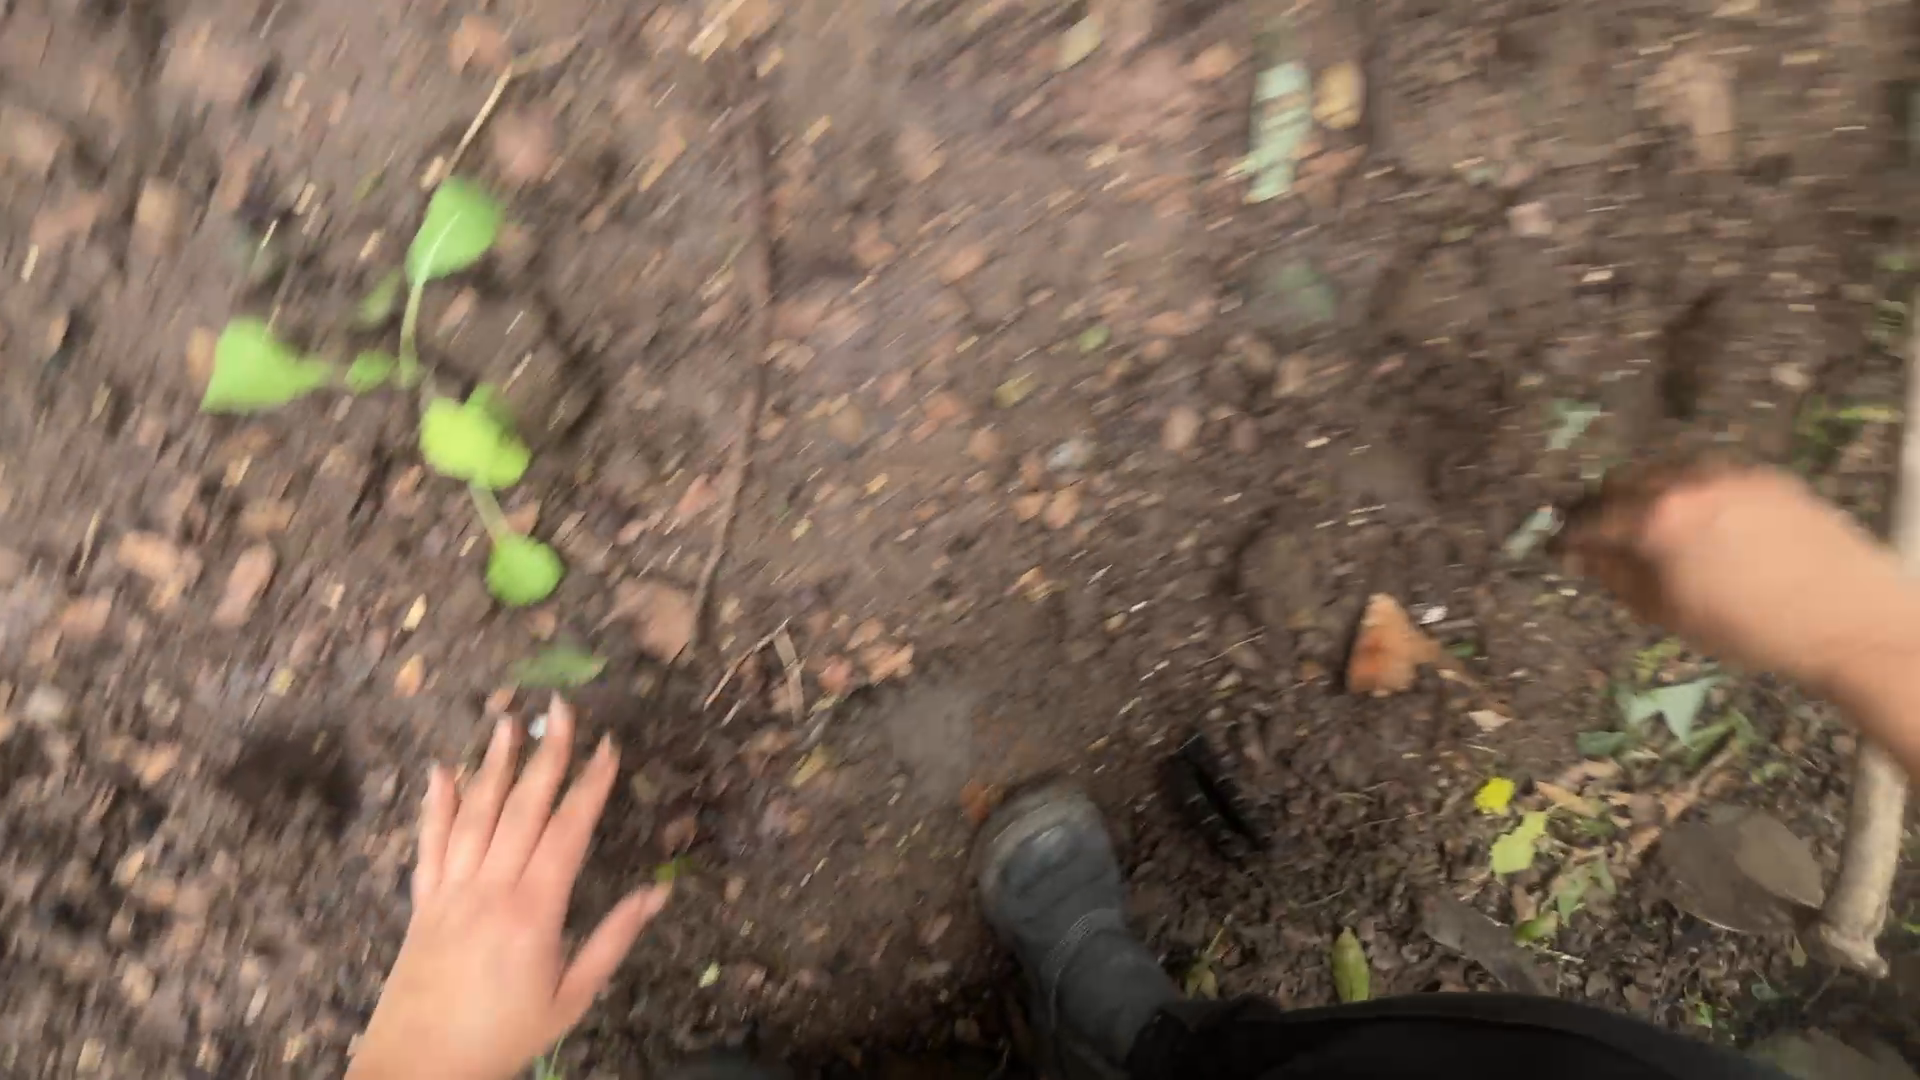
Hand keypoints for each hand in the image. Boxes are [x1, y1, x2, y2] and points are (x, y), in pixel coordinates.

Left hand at [347, 698, 669, 1079]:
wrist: (415, 1077)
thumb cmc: (504, 1035)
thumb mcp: (572, 996)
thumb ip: (614, 938)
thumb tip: (659, 891)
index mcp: (534, 909)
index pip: (569, 829)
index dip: (592, 783)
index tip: (610, 744)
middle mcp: (491, 888)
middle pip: (523, 807)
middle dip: (547, 753)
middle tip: (560, 709)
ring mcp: (450, 892)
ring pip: (475, 815)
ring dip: (493, 764)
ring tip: (506, 721)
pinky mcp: (421, 903)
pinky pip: (428, 846)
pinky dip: (434, 806)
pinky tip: (440, 771)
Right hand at [1557, 461, 1919, 699]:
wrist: (1857, 627)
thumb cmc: (1746, 628)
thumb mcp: (1663, 610)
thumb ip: (1614, 576)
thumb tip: (1584, 556)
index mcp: (1653, 521)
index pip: (1589, 521)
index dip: (1568, 538)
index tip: (1562, 552)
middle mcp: (1687, 487)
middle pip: (1622, 482)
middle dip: (1603, 506)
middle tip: (1601, 534)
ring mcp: (1733, 478)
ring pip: (1667, 471)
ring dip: (1646, 493)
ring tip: (1648, 522)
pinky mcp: (1772, 480)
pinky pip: (1712, 474)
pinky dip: (1691, 490)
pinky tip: (1698, 517)